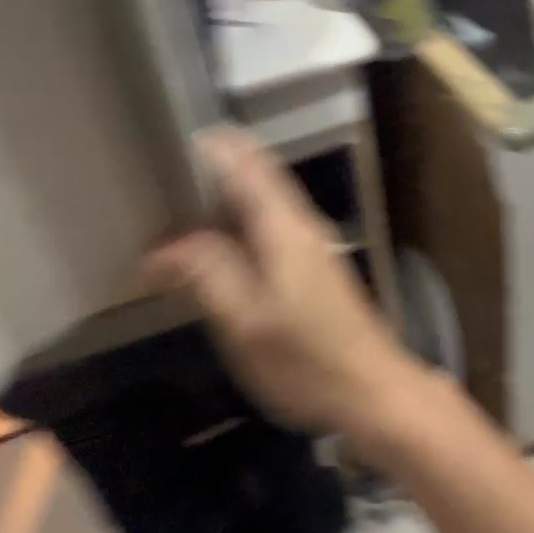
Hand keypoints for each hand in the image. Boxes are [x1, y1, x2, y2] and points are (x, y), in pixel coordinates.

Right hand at [146, 128, 425, 437]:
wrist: (372, 391)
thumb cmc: (305, 359)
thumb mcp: (245, 322)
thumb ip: (207, 274)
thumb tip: (161, 245)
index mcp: (285, 227)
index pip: (249, 166)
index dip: (213, 148)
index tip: (171, 141)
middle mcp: (303, 225)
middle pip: (258, 180)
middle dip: (214, 171)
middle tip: (162, 176)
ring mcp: (313, 247)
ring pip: (265, 205)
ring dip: (225, 200)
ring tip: (176, 208)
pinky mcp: (315, 270)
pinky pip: (271, 229)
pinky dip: (239, 225)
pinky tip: (215, 248)